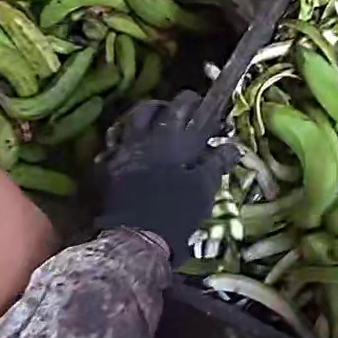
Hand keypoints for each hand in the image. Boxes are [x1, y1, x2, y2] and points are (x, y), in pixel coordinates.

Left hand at [95, 91, 235, 260]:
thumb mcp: (203, 187)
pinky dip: (121, 142)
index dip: (191, 101)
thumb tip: (233, 146)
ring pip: (126, 123)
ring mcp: (120, 152)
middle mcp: (142, 139)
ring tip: (150, 124)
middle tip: (174, 110)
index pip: (181, 107)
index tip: (199, 102)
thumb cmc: (176, 211)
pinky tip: (128, 148)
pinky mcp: (105, 169)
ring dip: (139, 119)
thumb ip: (216, 163)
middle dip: (164, 105)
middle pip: (149, 109)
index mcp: (169, 140)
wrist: (137, 236)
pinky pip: (110, 146)